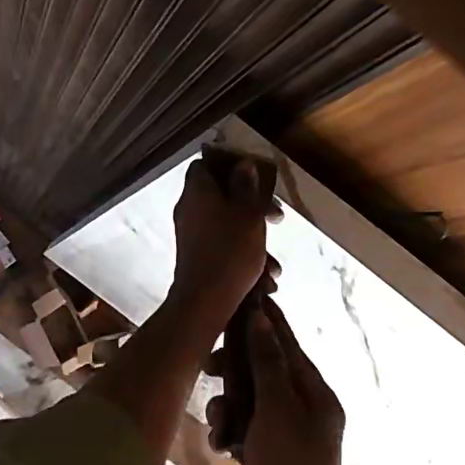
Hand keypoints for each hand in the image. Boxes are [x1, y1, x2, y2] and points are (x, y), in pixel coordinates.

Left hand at [170, 152, 279, 307]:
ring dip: (252, 235)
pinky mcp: (194, 255)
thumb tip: (243, 164)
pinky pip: (220, 244)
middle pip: (219, 194)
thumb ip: (246, 186)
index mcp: (197, 190)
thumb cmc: (230, 251)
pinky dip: (241, 253)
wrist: (204, 301)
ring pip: (225, 223)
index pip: (205, 164)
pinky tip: (264, 278)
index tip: (255, 177)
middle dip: (251, 205)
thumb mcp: (248, 214)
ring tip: (275, 262)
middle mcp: (188, 208)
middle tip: (276, 217)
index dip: (229, 166)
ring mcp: (189, 233)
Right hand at [209, 296, 367, 464]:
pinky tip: (220, 443)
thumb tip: (261, 318)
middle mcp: (300, 407)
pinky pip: (240, 423)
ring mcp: (281, 431)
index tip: (237, 294)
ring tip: (219, 419)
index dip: (263, 318)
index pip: (285, 342)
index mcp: (315, 393)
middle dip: (234, 366)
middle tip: (207, 362)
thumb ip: (269, 363)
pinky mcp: (263, 451)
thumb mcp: (279, 412)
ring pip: (246, 395)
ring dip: (227, 403)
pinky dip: (227, 428)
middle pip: (262, 366)